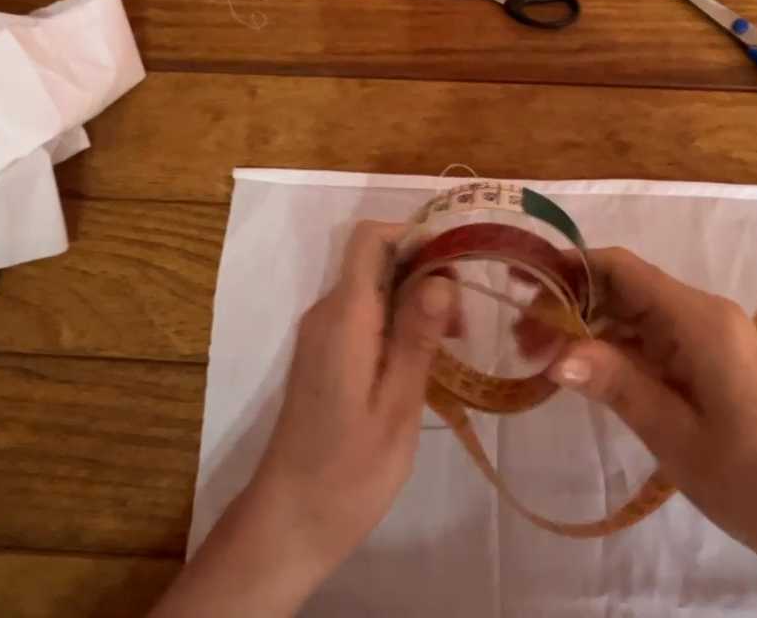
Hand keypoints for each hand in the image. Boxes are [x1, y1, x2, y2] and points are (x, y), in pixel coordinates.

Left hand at [149, 221, 455, 617]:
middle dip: (425, 271)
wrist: (290, 520)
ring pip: (373, 288)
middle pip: (376, 260)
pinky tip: (425, 360)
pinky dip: (398, 321)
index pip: (370, 239)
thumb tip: (439, 275)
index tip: (460, 265)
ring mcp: (322, 334)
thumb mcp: (397, 404)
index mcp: (344, 317)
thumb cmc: (350, 470)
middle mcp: (327, 313)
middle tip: (466, 322)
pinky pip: (364, 316)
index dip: (415, 236)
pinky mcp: (324, 355)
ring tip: (455, 344)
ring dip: (415, 299)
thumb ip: (416, 335)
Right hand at [546, 246, 756, 617]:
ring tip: (537, 360)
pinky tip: (579, 373)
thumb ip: (615, 384)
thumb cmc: (755, 481)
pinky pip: (647, 339)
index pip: (620, 268)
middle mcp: (702, 315)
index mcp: (699, 320)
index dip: (566, 268)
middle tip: (519, 342)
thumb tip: (553, 353)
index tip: (516, 283)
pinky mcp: (706, 360)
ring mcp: (705, 337)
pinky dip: (609, 350)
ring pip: (630, 313)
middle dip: (566, 304)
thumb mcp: (675, 436)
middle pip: (620, 287)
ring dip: (583, 329)